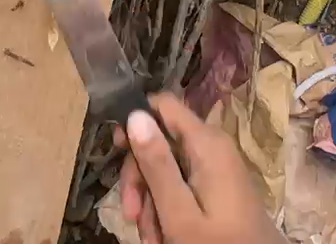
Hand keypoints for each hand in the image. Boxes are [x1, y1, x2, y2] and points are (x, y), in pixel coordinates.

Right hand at [114, 94, 283, 243]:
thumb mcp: (180, 213)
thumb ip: (157, 163)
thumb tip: (134, 113)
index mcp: (207, 143)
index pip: (163, 104)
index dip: (135, 119)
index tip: (117, 150)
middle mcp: (213, 147)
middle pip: (161, 141)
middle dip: (141, 177)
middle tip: (130, 214)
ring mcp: (217, 170)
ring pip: (168, 168)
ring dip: (151, 200)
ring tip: (150, 237)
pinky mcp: (218, 190)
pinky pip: (183, 186)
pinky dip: (168, 209)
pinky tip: (163, 236)